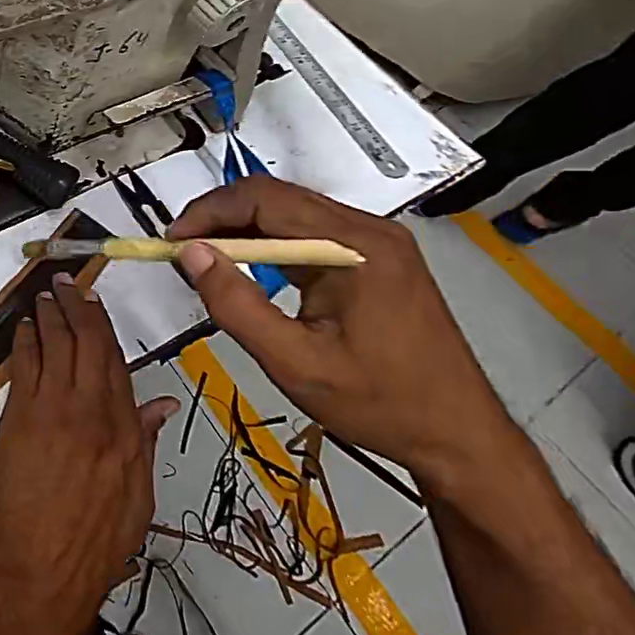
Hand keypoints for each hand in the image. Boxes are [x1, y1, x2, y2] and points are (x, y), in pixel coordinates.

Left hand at [0, 273, 178, 634]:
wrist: (42, 570)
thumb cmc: (90, 542)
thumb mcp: (138, 498)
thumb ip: (146, 443)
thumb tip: (160, 407)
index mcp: (126, 430)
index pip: (118, 362)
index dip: (106, 328)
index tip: (97, 308)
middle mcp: (93, 411)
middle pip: (88, 341)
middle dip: (77, 305)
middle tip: (69, 284)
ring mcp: (55, 410)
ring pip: (56, 344)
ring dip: (50, 314)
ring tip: (47, 295)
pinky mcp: (21, 417)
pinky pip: (25, 365)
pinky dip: (25, 340)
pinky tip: (25, 327)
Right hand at [168, 177, 519, 490]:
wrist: (461, 437)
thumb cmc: (382, 405)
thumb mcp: (296, 363)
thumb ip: (236, 305)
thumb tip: (191, 255)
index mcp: (354, 247)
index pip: (264, 199)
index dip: (209, 212)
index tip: (173, 240)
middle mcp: (368, 229)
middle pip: (276, 197)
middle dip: (221, 217)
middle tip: (183, 250)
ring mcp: (376, 240)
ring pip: (290, 211)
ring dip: (243, 228)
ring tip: (206, 259)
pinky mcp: (376, 255)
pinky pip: (309, 231)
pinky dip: (269, 242)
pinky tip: (249, 266)